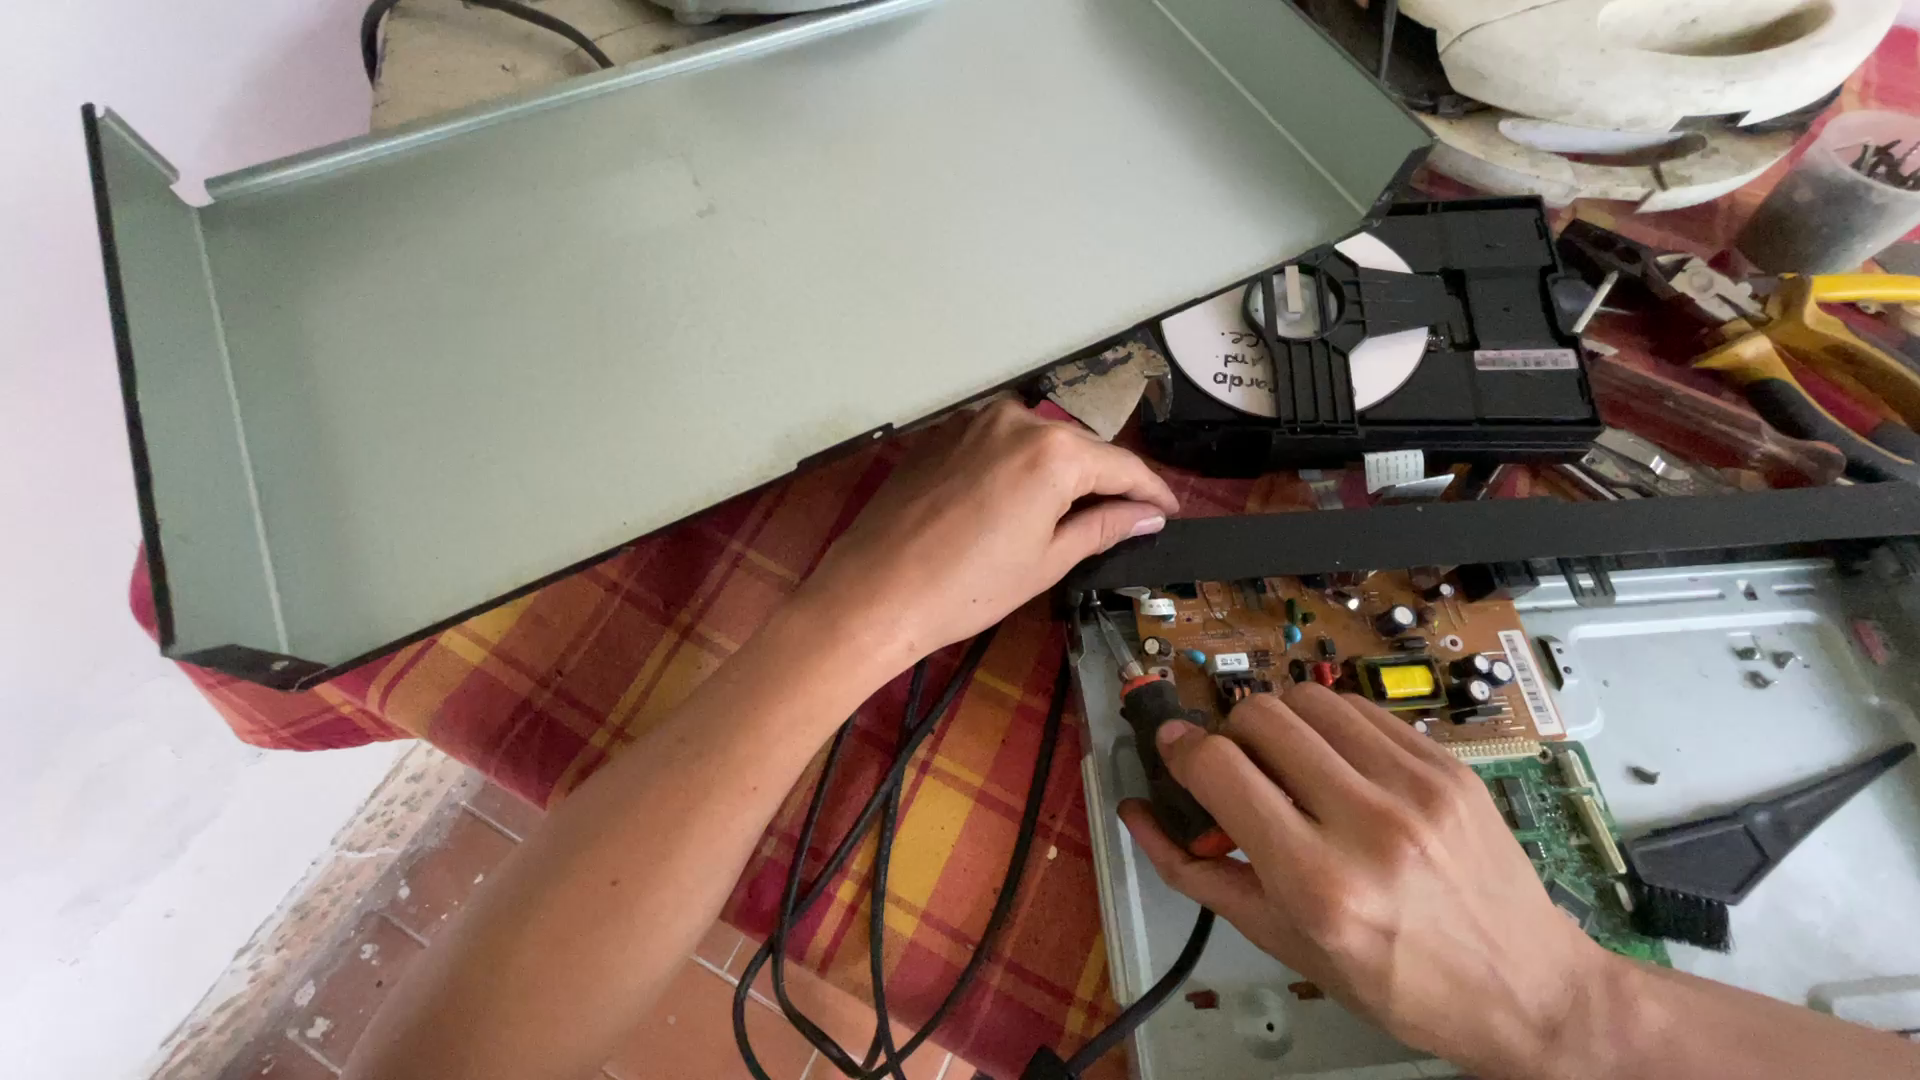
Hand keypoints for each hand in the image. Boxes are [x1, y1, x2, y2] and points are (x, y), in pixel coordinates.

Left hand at [794, 399, 1177, 660]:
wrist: (875, 593)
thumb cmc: (965, 588)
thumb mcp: (1047, 561)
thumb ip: (1104, 527)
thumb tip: (1147, 514)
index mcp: (1052, 451)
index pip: (1122, 465)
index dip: (1151, 491)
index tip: (1168, 511)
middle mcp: (1015, 420)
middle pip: (1079, 448)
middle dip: (1104, 481)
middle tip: (1123, 518)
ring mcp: (972, 423)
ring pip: (1037, 441)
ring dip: (1059, 472)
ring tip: (1068, 515)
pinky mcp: (941, 435)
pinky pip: (997, 443)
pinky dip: (1017, 465)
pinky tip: (1014, 502)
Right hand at [1120, 685, 1609, 1078]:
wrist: (1528, 990)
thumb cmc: (1394, 981)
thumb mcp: (1282, 942)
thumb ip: (1196, 871)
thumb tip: (1138, 816)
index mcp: (1318, 883)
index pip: (1220, 768)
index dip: (1180, 747)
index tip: (1172, 748)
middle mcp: (1369, 825)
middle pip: (1259, 715)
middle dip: (1229, 733)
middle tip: (1236, 767)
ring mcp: (1416, 787)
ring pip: (1305, 698)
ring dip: (1276, 721)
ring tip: (1285, 763)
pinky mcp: (1446, 765)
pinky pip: (1357, 708)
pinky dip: (1327, 725)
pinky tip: (1335, 763)